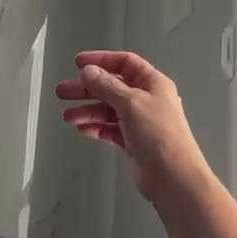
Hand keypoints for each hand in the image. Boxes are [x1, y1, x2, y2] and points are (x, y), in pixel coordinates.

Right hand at [55, 50, 212, 203]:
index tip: (78, 63)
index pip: (125, 63)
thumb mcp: (131, 103)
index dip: (101, 60)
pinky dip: (96, 127)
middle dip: (87, 88)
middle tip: (63, 91)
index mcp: (153, 84)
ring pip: (108, 110)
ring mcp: (140, 122)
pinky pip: (110, 129)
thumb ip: (107, 86)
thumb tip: (88, 71)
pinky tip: (83, 128)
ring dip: (88, 110)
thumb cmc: (159, 135)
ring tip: (68, 116)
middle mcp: (147, 100)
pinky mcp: (133, 142)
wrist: (173, 178)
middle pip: (112, 87)